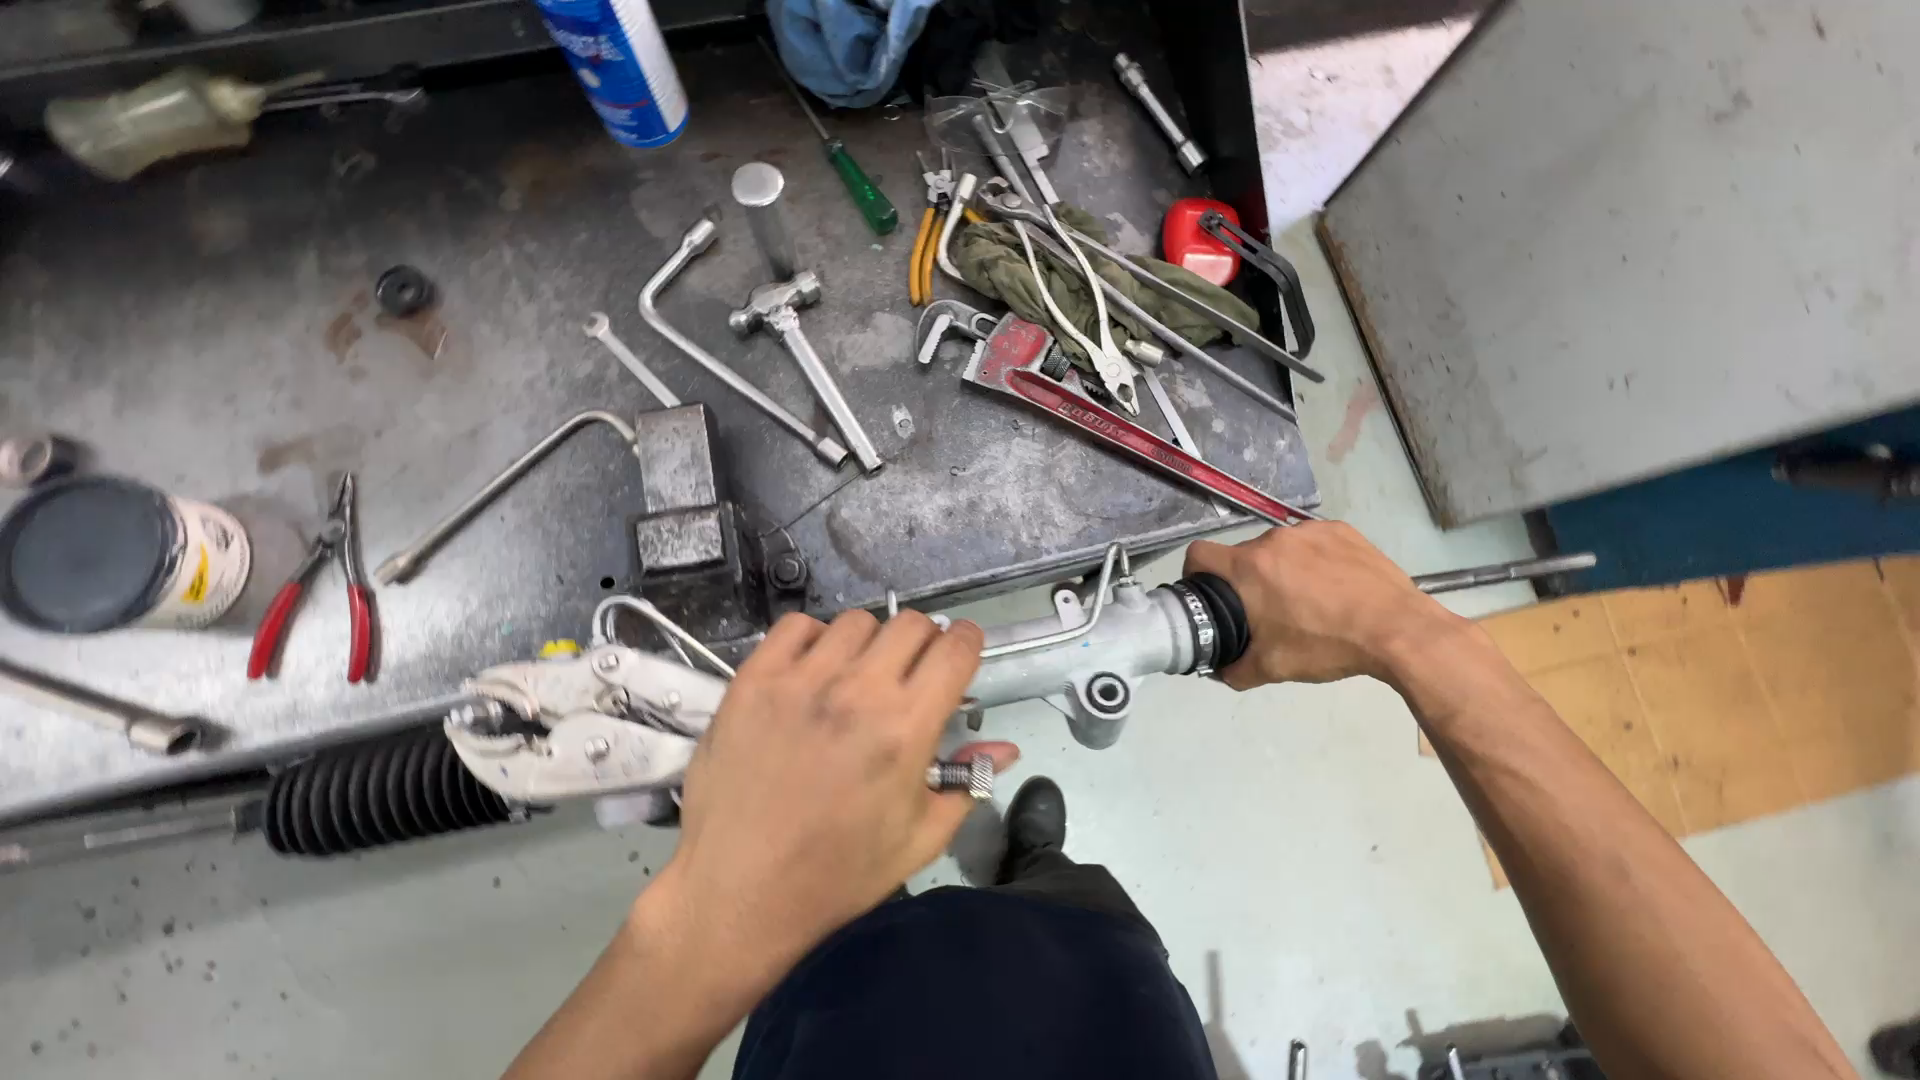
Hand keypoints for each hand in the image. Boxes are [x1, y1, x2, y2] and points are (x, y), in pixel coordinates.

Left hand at [644, 609, 1014, 980]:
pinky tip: (811, 672)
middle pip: (911, 624)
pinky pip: (795, 626)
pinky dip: (812, 640)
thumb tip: (1005, 749)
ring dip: (869, 644)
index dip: (968, 643)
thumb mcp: (919, 838)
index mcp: (906, 728)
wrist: (740, 892)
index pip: (955, 649)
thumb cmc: (838, 873)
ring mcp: (801, 680)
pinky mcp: (754, 680)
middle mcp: (859, 691)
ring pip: (856, 623)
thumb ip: (967, 782)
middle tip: (910, 673)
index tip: (961, 653)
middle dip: (924, 642)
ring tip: (856, 678)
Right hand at [1183, 522, 1466, 688]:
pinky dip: (1314, 559)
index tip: (1206, 590)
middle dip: (1248, 579)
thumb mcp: (1273, 668)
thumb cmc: (1327, 646)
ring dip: (1281, 568)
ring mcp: (1310, 531)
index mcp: (1248, 567)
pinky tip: (1333, 584)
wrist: (1397, 631)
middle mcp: (1273, 540)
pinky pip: (1313, 542)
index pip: (1199, 553)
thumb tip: (1218, 670)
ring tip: (1306, 598)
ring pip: (1280, 548)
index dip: (1194, 571)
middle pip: (1243, 555)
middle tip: (1267, 609)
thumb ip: (1234, 670)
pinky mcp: (1341, 530)